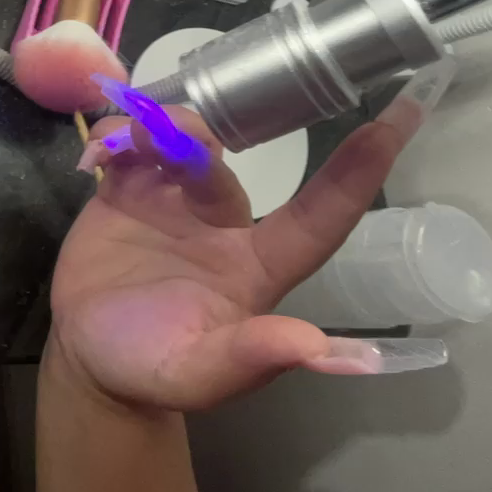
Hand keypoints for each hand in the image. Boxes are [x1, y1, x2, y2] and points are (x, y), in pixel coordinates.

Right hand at [50, 89, 432, 413]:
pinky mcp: (123, 194)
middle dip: (196, 137)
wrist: (89, 356)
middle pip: (221, 162)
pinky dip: (113, 136)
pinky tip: (93, 153)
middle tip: (160, 133)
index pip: (319, 215)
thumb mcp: (199, 376)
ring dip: (157, 128)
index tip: (401, 116)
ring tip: (123, 142)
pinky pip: (125, 147)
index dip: (357, 171)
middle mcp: (219, 223)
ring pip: (177, 142)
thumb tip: (322, 349)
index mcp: (256, 265)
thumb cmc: (151, 368)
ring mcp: (168, 202)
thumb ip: (250, 359)